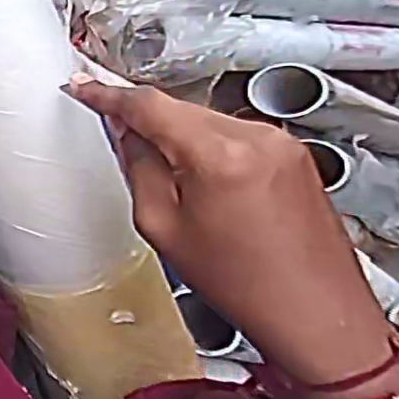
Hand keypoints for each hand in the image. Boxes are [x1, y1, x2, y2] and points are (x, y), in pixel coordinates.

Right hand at [64, 81, 389, 383]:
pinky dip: (202, 141)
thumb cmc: (244, 281)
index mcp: (220, 155)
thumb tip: (127, 133)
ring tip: (157, 166)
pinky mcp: (294, 154)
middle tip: (109, 126)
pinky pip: (230, 131)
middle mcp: (258, 139)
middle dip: (140, 115)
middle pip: (176, 107)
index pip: (149, 105)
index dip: (108, 94)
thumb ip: (138, 166)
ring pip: (202, 117)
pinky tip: (192, 170)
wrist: (314, 311)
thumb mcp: (162, 224)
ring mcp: (281, 144)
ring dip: (172, 130)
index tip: (84, 87)